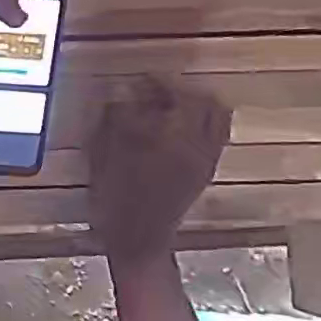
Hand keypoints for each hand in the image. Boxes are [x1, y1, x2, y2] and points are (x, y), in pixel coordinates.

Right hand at [88, 77, 231, 262]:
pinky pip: (216, 136)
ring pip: (217, 118)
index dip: (156, 84)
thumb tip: (119, 95)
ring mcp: (206, 159)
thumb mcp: (103, 157)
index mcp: (173, 138)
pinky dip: (202, 124)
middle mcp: (198, 144)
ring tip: (171, 106)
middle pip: (204, 103)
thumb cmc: (115, 199)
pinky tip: (178, 128)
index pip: (172, 96)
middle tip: (157, 91)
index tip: (140, 80)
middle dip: (181, 92)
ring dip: (197, 106)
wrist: (138, 240)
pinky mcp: (206, 171)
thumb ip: (114, 122)